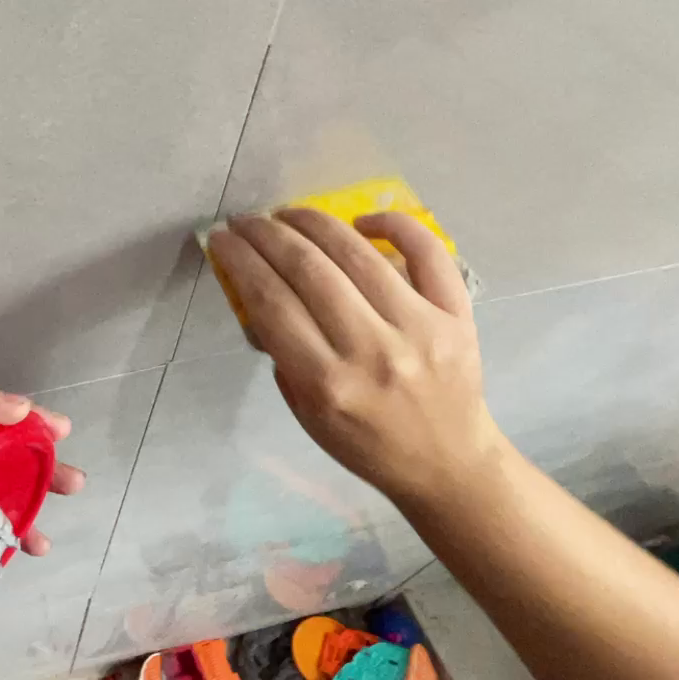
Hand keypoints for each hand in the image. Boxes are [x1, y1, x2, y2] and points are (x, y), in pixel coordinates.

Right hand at [207, 209, 504, 504]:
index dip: (239, 260)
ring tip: (287, 214)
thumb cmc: (364, 441)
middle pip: (307, 269)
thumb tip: (258, 289)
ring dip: (312, 222)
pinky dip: (394, 225)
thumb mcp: (304, 411)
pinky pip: (428, 252)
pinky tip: (362, 220)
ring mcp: (419, 327)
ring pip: (356, 253)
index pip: (270, 300)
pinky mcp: (456, 314)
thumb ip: (281, 352)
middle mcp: (372, 350)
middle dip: (265, 235)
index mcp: (326, 382)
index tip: (221, 239)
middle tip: (245, 221)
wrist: (449, 465)